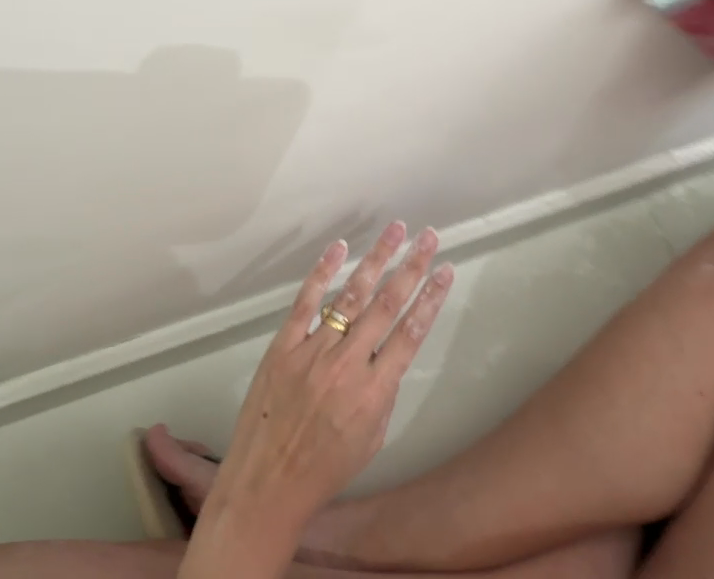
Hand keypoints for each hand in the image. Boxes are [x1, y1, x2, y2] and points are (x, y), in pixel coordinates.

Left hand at [203, 223, 453, 545]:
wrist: (267, 484)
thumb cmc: (325, 469)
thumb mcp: (372, 438)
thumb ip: (383, 392)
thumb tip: (388, 355)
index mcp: (374, 390)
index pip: (411, 332)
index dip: (432, 298)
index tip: (446, 270)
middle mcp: (347, 364)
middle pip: (387, 304)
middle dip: (412, 266)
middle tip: (429, 237)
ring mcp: (313, 351)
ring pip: (351, 295)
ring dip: (377, 259)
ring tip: (395, 230)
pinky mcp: (283, 347)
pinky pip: (306, 302)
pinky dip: (323, 272)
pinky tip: (339, 248)